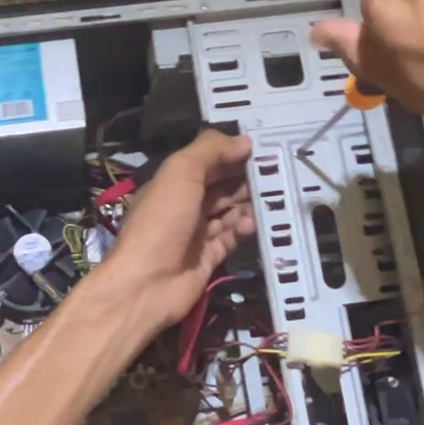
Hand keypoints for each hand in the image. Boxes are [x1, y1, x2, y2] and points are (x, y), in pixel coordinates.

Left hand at [92, 129, 254, 335]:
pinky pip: (230, 239)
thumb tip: (244, 141)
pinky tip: (254, 223)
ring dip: (248, 204)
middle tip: (276, 173)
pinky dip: (243, 230)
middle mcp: (183, 206)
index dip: (230, 153)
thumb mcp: (181, 173)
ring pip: (228, 213)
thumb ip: (210, 151)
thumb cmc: (161, 221)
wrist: (147, 283)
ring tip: (271, 197)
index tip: (262, 147)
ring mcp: (195, 234)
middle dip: (244, 179)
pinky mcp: (207, 259)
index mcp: (172, 183)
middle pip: (219, 187)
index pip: (205, 162)